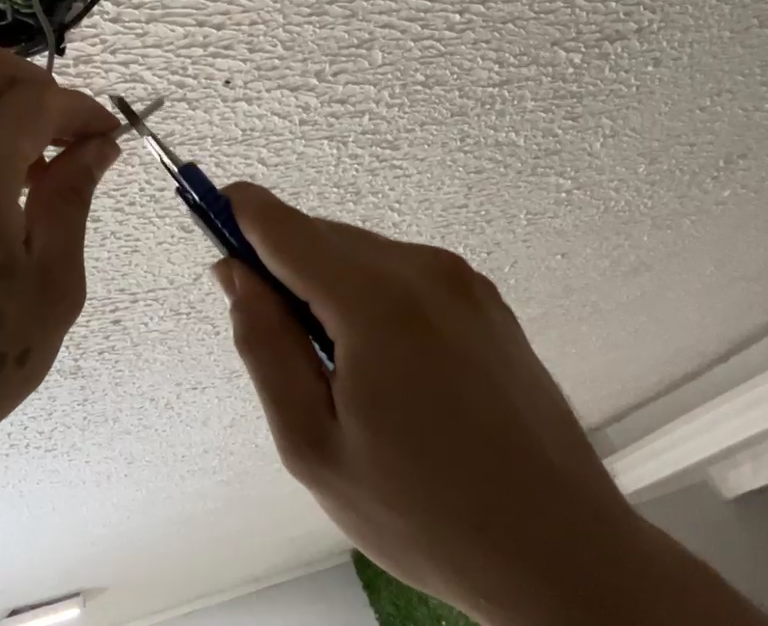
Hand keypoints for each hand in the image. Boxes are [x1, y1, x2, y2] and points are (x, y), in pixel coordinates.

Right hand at [214, 184, 767, 625]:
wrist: (560, 554)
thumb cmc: (428, 514)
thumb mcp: (312, 444)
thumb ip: (264, 345)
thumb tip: (236, 275)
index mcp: (378, 303)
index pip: (284, 225)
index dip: (237, 214)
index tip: (206, 213)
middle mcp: (426, 273)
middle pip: (321, 236)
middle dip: (280, 265)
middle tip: (268, 332)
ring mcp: (464, 283)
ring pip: (360, 254)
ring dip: (325, 285)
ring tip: (333, 369)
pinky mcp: (485, 301)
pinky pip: (401, 274)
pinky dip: (368, 295)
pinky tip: (379, 365)